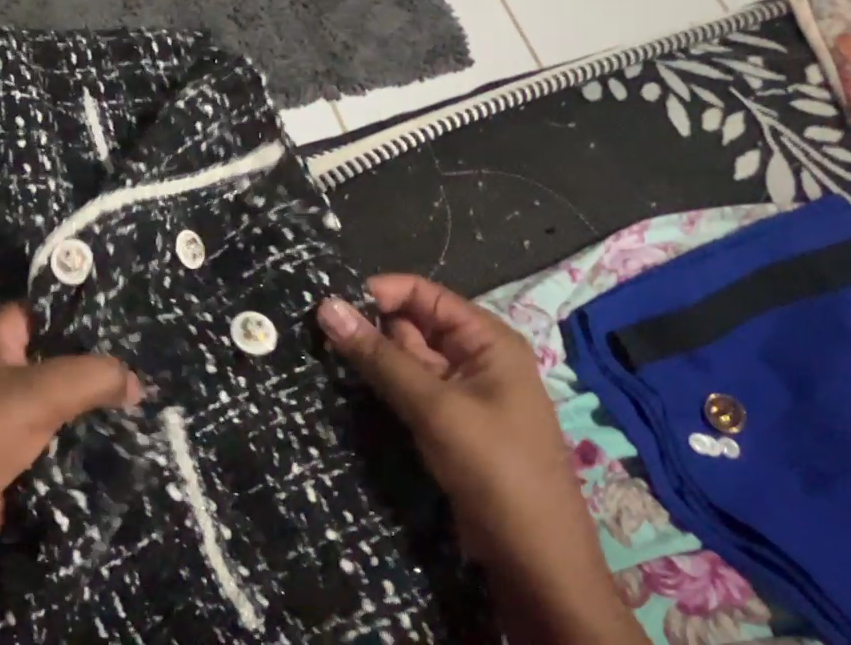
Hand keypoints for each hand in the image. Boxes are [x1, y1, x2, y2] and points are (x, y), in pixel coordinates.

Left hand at [0, 302, 142, 552]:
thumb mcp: (42, 392)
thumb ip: (93, 376)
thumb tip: (134, 382)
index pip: (46, 307)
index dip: (82, 312)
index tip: (126, 324)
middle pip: (56, 351)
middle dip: (93, 360)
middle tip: (140, 367)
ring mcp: (3, 406)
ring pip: (58, 393)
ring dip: (89, 400)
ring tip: (137, 400)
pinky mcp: (11, 445)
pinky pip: (54, 429)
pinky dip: (79, 432)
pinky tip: (115, 435)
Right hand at [319, 276, 641, 644]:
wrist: (535, 557)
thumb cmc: (494, 468)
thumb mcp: (433, 406)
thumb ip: (378, 355)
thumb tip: (326, 306)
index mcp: (487, 340)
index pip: (422, 293)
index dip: (377, 293)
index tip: (328, 306)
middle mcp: (475, 357)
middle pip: (411, 323)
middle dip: (368, 326)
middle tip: (315, 334)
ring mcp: (462, 391)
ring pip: (405, 358)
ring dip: (370, 358)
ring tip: (321, 356)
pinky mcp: (448, 422)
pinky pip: (408, 389)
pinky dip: (380, 386)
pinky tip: (347, 386)